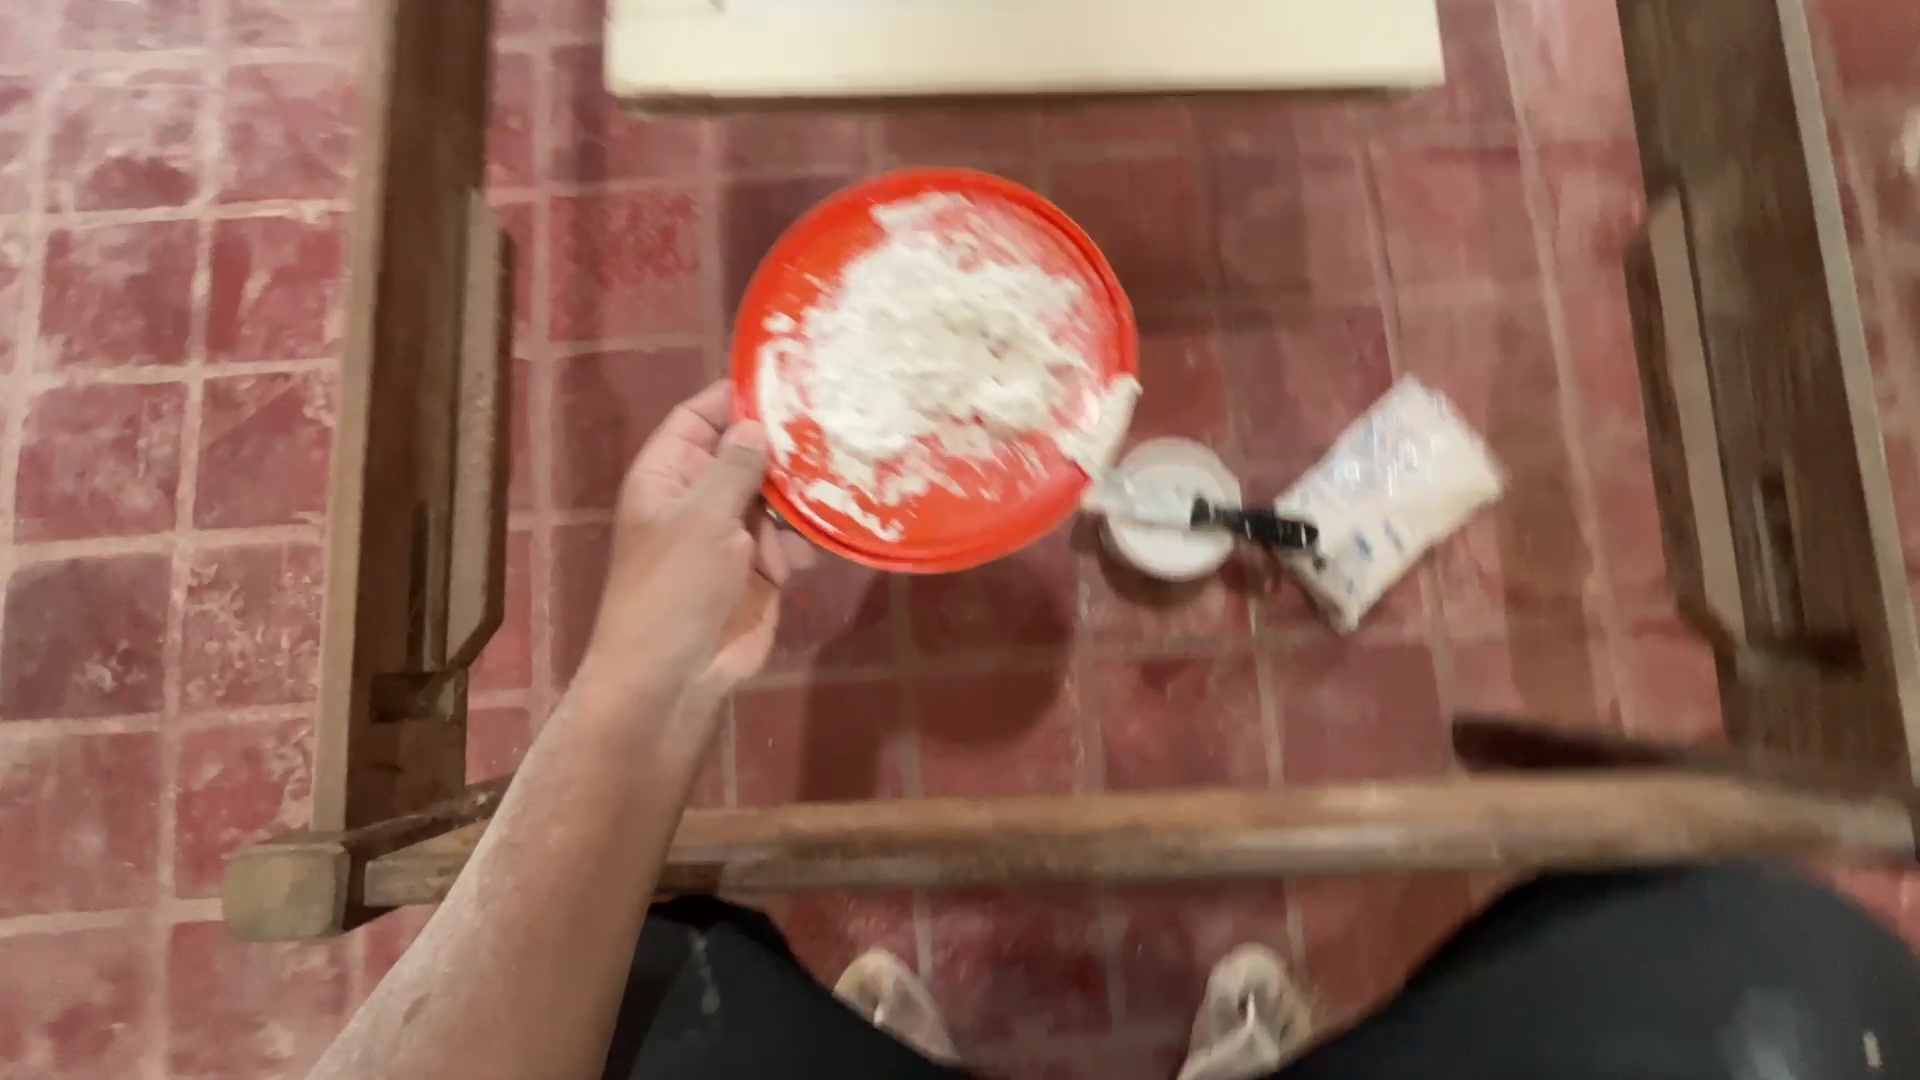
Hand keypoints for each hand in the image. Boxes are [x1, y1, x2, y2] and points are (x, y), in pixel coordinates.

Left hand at [576, 382, 815, 714]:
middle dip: (782, 450)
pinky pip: (789, 539)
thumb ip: (734, 467)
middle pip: (745, 455)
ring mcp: (732, 535)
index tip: (783, 385)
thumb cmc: (675, 588)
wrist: (676, 674)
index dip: (733, 399)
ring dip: (798, 501)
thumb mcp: (702, 518)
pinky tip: (811, 550)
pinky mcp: (761, 569)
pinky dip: (802, 542)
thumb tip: (756, 424)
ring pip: (775, 498)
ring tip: (825, 497)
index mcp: (668, 476)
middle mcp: (700, 498)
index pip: (698, 418)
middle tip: (829, 432)